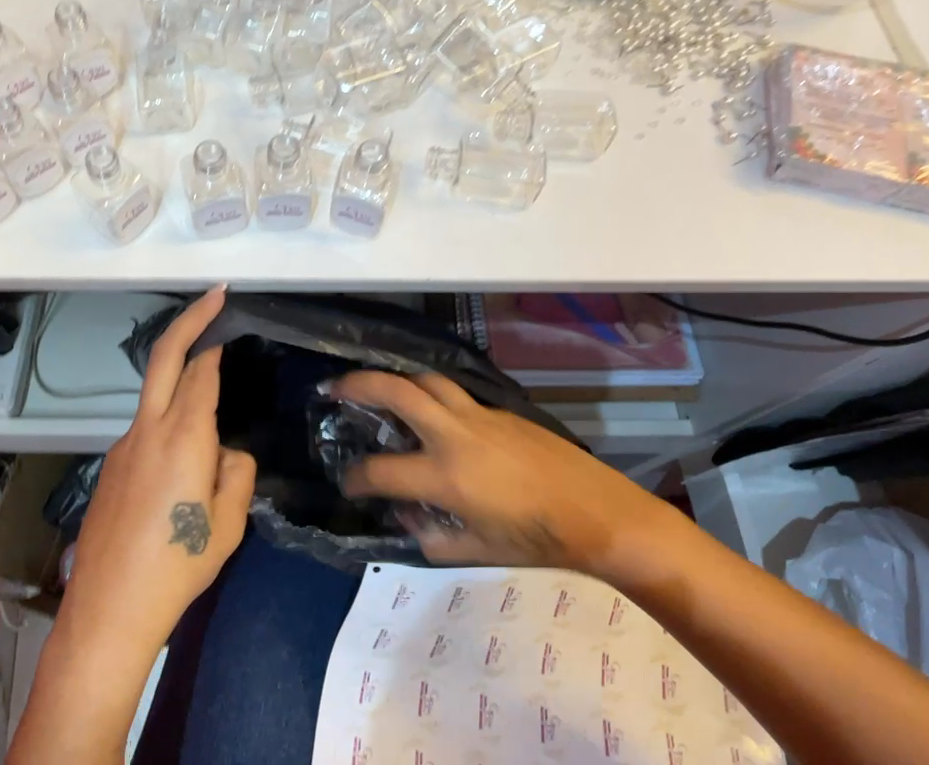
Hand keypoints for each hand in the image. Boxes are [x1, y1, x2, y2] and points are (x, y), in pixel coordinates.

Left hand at [62, 287, 255, 651]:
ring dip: (181, 378)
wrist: (108, 609)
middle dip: (189, 320)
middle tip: (214, 296)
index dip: (213, 338)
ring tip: (217, 399)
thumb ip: (236, 474)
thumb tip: (227, 452)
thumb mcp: (228, 526)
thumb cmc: (176, 568)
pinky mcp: (110, 467)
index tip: (227, 313)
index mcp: (182, 438)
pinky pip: (145, 429)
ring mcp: (122, 447)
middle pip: (163, 357)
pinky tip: (185, 465)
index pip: (199, 370)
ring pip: (154, 395)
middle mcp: (147, 430)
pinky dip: (169, 421)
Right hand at [334, 370, 681, 583]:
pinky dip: (432, 397)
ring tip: (379, 389)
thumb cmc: (535, 539)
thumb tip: (408, 515)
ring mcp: (479, 416)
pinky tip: (434, 418)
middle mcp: (454, 434)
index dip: (354, 479)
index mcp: (444, 476)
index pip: (380, 471)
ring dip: (396, 380)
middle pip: (395, 391)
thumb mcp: (475, 550)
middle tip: (332, 389)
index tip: (347, 484)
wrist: (596, 512)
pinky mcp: (501, 412)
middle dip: (356, 385)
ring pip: (427, 380)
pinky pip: (456, 395)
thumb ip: (430, 536)